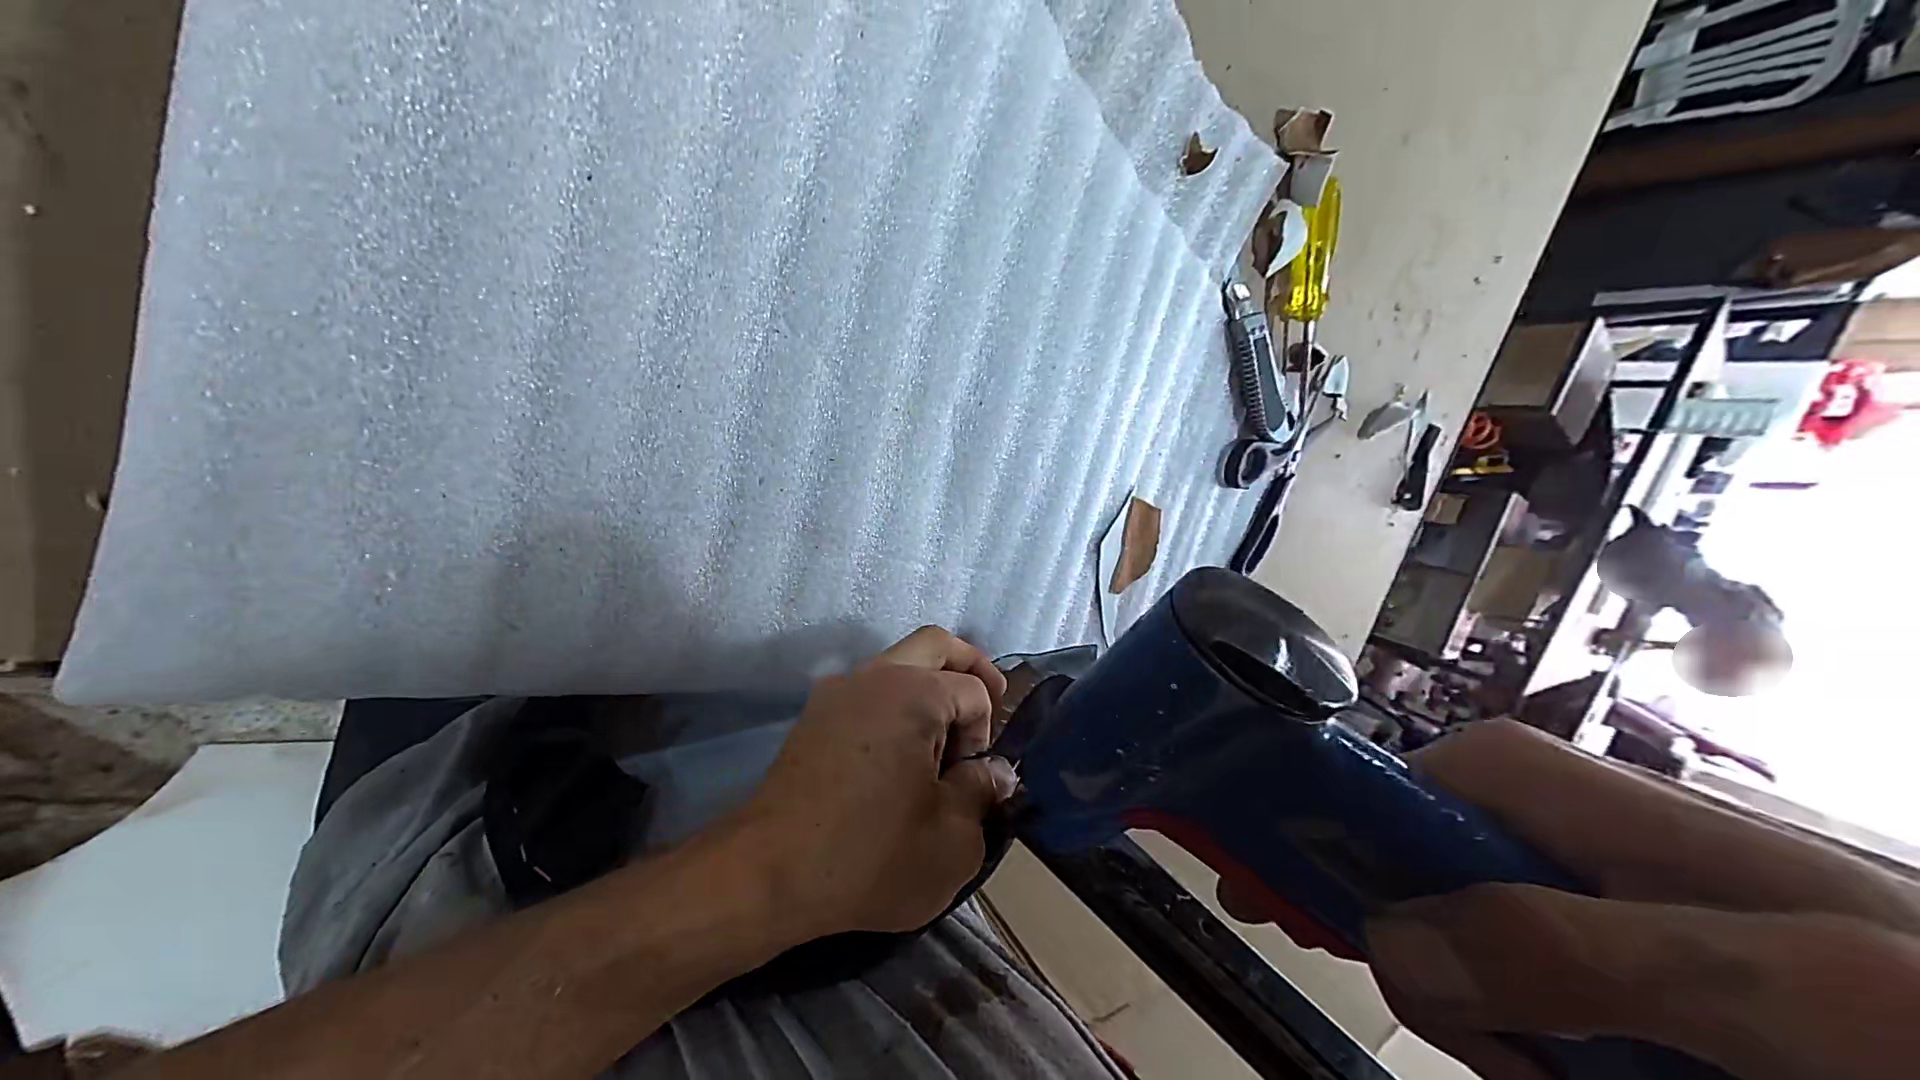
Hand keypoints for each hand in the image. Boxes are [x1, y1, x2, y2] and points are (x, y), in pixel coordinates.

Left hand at [731, 626, 1015, 938]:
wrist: (768, 873)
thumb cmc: (869, 856)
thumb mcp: (951, 840)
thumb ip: (983, 793)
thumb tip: (996, 770)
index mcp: (914, 694)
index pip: (974, 691)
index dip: (987, 731)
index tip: (973, 776)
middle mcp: (875, 676)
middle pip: (936, 645)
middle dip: (971, 667)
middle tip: (990, 703)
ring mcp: (838, 691)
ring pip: (899, 662)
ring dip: (931, 685)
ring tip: (942, 739)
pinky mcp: (814, 716)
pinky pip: (869, 690)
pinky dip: (896, 703)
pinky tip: (899, 753)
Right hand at [1367, 720, 1919, 1079]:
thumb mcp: (1774, 985)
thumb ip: (1570, 950)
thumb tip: (1388, 946)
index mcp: (1516, 780)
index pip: (1359, 790)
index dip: (1324, 858)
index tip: (1329, 941)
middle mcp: (1511, 817)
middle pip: (1394, 889)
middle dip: (1440, 986)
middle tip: (1527, 1063)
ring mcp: (1544, 881)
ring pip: (1440, 954)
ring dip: (1497, 1037)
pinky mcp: (1578, 940)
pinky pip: (1499, 991)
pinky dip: (1533, 1053)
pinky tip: (1604, 1075)